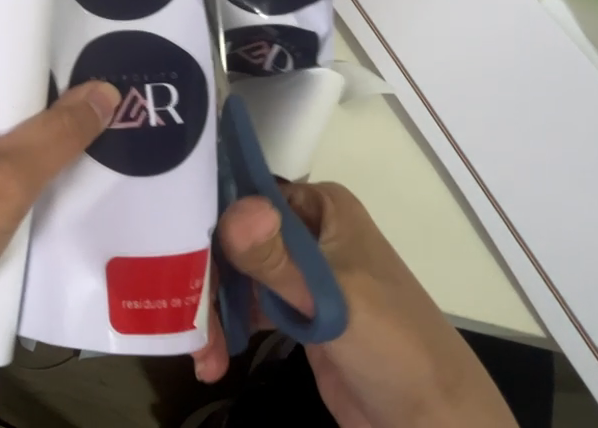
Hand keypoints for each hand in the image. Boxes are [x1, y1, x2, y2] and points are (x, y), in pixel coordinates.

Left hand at [0, 9, 119, 382]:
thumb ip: (59, 133)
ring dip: (58, 113)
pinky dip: (48, 152)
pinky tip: (95, 153)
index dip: (27, 4)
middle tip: (122, 54)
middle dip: (58, 62)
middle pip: (8, 67)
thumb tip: (107, 90)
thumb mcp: (5, 177)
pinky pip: (16, 153)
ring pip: (17, 114)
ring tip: (123, 100)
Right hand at [192, 182, 514, 427]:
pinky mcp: (293, 310)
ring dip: (210, 309)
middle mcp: (305, 228)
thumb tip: (232, 208)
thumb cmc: (395, 347)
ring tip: (197, 350)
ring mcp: (298, 271)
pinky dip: (224, 328)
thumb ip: (277, 259)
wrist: (436, 426)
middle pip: (230, 237)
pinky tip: (208, 357)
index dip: (201, 215)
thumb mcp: (332, 300)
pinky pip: (244, 306)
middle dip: (203, 277)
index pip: (243, 192)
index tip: (161, 244)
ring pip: (232, 274)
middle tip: (178, 312)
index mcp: (319, 206)